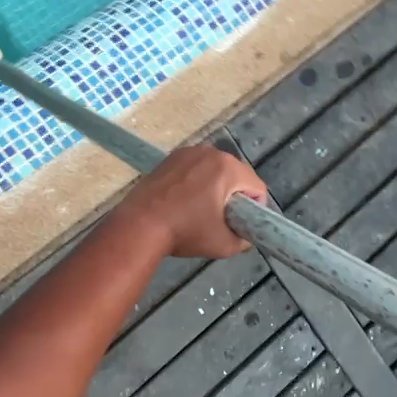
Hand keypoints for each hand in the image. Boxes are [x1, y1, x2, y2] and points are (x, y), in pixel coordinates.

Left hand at [112, 145, 267, 258]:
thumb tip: (245, 236)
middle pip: (236, 175)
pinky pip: (195, 168)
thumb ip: (243, 240)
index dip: (256, 208)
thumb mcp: (224, 245)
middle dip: (235, 196)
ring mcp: (188, 152)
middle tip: (223, 219)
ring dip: (216, 187)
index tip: (244, 224)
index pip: (257, 187)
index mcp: (228, 168)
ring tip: (202, 210)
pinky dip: (197, 181)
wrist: (139, 226)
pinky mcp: (170, 157)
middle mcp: (210, 152)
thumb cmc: (185, 232)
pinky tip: (186, 200)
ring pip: (215, 169)